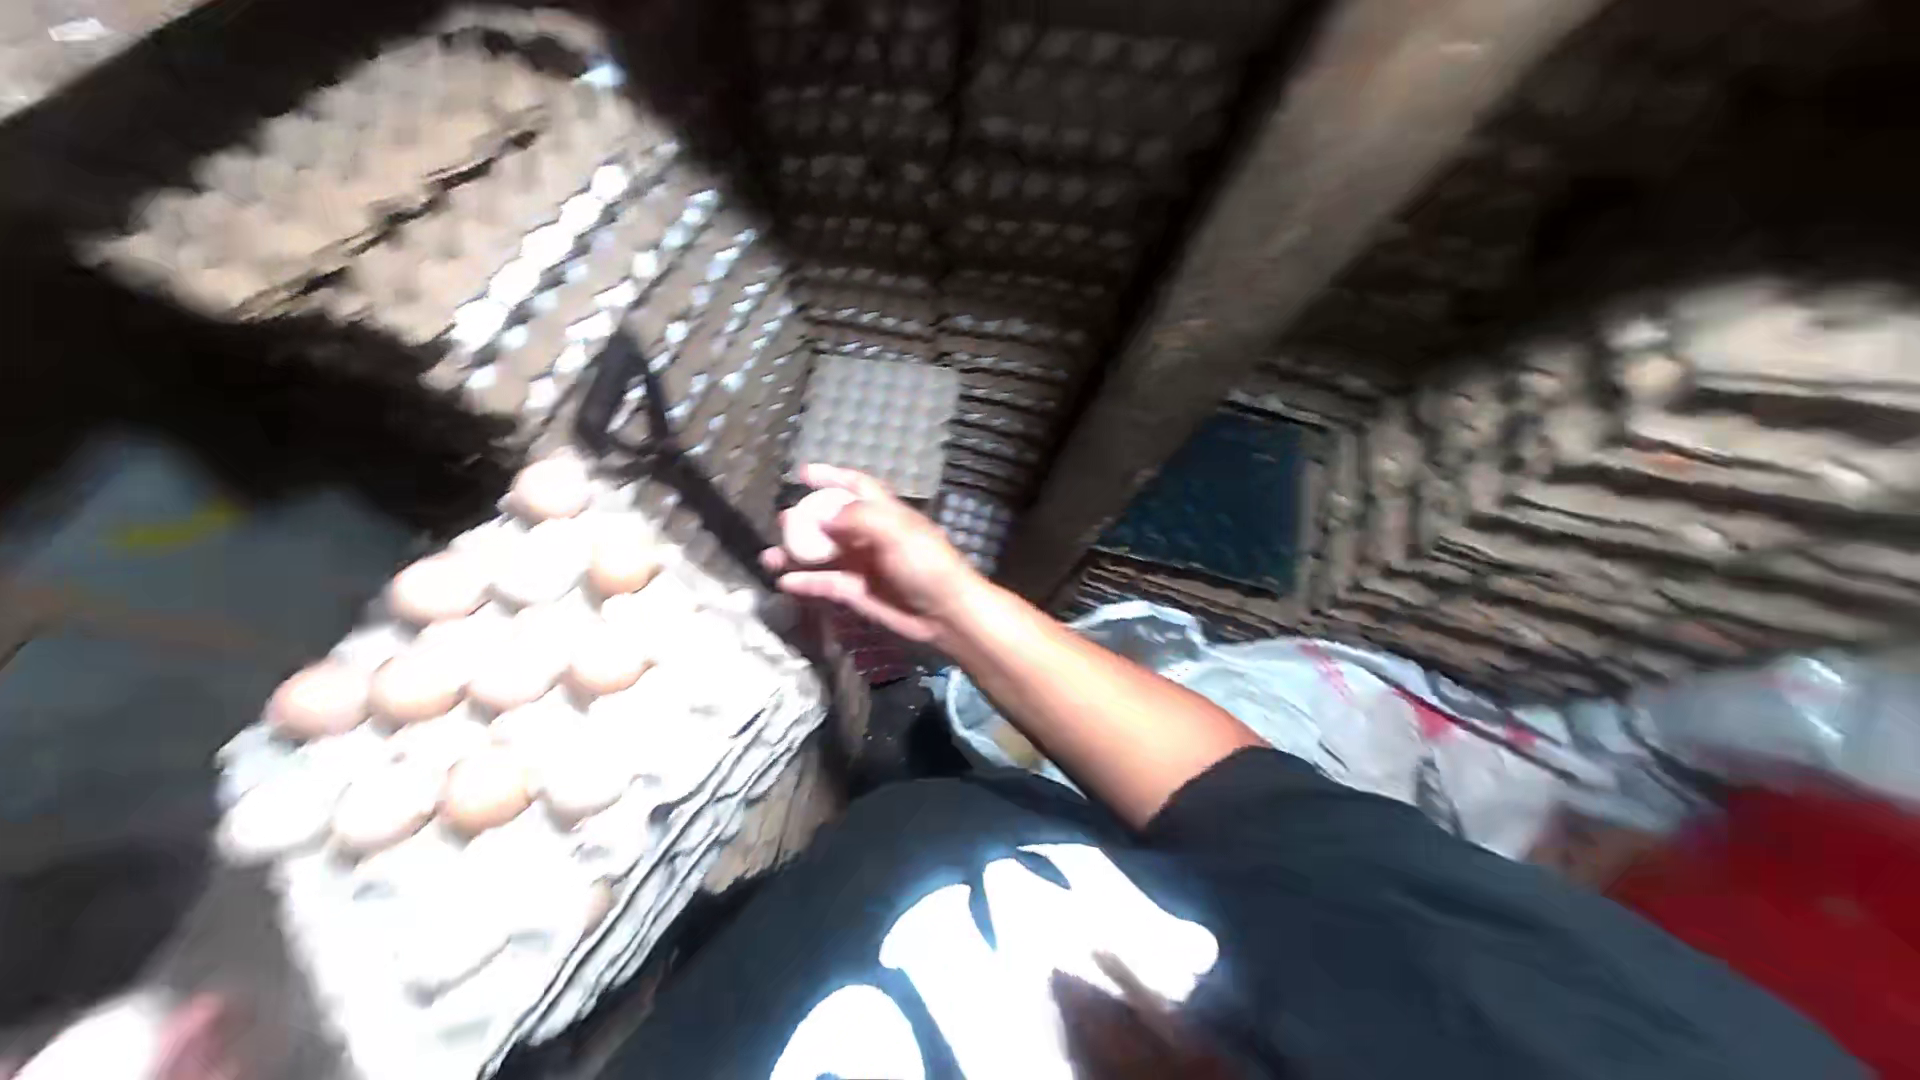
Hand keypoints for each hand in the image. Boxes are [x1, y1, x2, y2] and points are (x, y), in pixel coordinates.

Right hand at [760, 464, 987, 644]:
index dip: (831, 477)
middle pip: (830, 522)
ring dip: (796, 554)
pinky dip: (805, 583)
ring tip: (770, 557)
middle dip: (805, 520)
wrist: (944, 612)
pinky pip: (824, 584)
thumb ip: (857, 518)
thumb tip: (820, 517)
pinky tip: (785, 582)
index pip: (855, 486)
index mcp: (885, 513)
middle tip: (782, 522)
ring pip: (821, 556)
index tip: (802, 473)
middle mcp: (870, 536)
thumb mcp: (895, 531)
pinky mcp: (857, 593)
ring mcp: (862, 566)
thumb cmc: (926, 564)